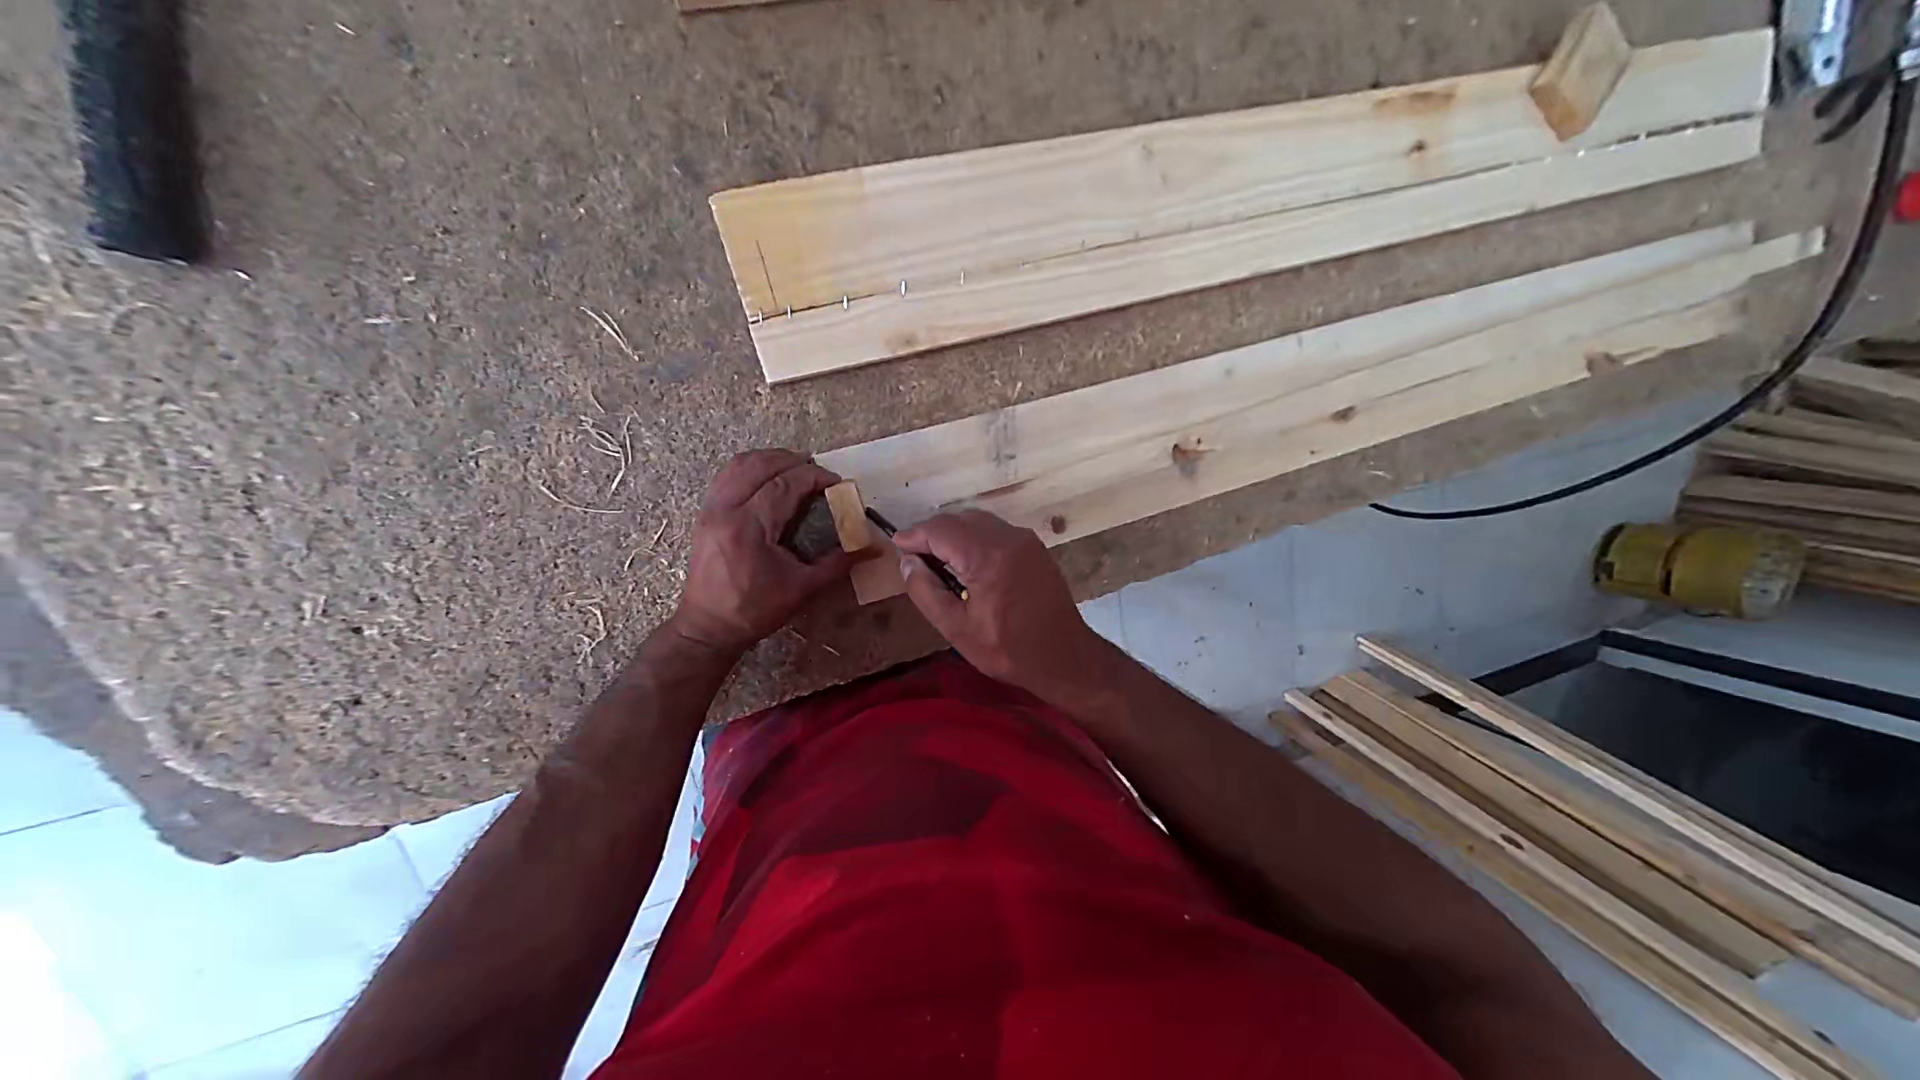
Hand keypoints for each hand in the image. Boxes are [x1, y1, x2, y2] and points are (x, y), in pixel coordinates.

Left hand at [670, 450, 853, 655]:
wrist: (708, 626)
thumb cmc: (755, 610)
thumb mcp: (803, 588)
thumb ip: (838, 562)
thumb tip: (872, 547)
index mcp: (748, 527)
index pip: (785, 485)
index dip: (815, 477)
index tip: (837, 483)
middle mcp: (725, 509)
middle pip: (760, 465)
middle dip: (794, 461)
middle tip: (819, 473)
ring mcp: (710, 508)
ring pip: (740, 464)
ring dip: (771, 460)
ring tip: (796, 468)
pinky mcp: (705, 513)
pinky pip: (727, 475)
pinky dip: (751, 468)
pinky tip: (769, 479)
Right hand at [894, 510, 1116, 702]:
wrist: (1065, 657)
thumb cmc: (1008, 649)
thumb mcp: (956, 628)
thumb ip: (925, 591)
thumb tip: (907, 562)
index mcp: (987, 556)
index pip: (940, 529)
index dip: (914, 535)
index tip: (897, 545)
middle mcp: (1008, 538)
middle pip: (959, 519)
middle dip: (933, 533)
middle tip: (916, 559)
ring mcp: (1025, 540)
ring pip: (978, 522)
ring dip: (954, 535)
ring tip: (940, 563)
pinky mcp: (1035, 548)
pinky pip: (996, 531)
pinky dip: (975, 539)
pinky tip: (969, 565)